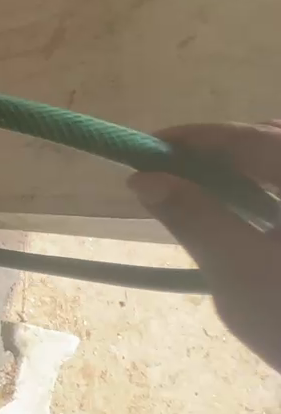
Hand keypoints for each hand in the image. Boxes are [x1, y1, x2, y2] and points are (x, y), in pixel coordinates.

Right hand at [130, 121, 280, 369]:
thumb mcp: (241, 275)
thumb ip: (195, 219)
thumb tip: (146, 178)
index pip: (259, 141)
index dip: (200, 138)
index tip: (147, 147)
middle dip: (232, 148)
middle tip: (175, 169)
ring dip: (259, 167)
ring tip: (213, 189)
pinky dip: (277, 189)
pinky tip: (258, 212)